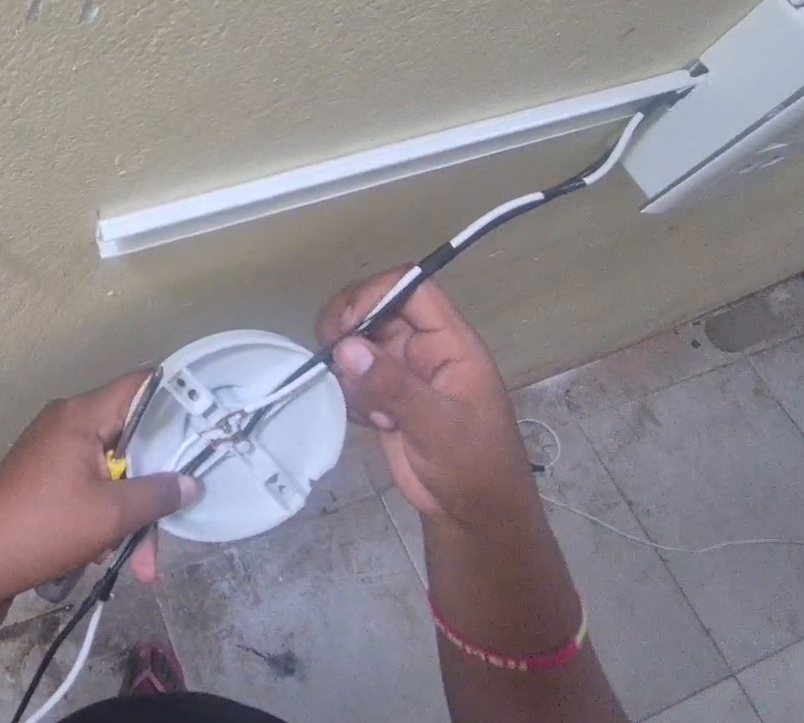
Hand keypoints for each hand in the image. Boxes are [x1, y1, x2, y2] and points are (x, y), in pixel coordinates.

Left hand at [0, 371, 199, 602]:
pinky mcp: (43, 471)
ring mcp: (52, 445)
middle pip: (130, 437)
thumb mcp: (110, 514)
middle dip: (151, 486)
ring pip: (111, 467)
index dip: (176, 397)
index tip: (205, 422)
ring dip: (127, 510)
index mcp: (82, 414)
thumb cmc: (45, 527)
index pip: (140, 384)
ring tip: (135, 562)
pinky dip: (103, 510)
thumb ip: (157, 494)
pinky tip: (102, 551)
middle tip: (169, 527)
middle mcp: (68, 419)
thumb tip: (191, 483)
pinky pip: (88, 479)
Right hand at [317, 271, 537, 533]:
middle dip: (347, 327)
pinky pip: (352, 373)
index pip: (411, 288)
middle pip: (374, 306)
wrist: (471, 516)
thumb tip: (345, 345)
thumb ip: (392, 385)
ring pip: (357, 340)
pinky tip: (368, 422)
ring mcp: (401, 369)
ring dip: (347, 367)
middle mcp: (422, 346)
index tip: (347, 326)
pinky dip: (348, 391)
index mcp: (449, 342)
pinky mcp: (384, 392)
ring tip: (367, 406)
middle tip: (331, 355)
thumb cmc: (473, 467)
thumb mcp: (437, 426)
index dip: (375, 295)